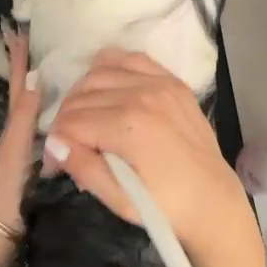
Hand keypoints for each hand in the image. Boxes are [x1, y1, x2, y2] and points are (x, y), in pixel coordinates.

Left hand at [0, 30, 40, 232]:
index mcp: (15, 126)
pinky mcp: (37, 162)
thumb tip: (37, 76)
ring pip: (37, 110)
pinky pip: (48, 128)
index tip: (21, 30)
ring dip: (43, 88)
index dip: (20, 60)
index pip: (20, 86)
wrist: (2, 225)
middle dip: (28, 67)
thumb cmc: (9, 189)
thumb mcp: (17, 148)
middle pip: (25, 93)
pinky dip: (54, 113)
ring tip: (53, 67)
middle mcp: (20, 132)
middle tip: (33, 39)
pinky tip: (64, 114)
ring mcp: (28, 147)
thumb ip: (26, 116)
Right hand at [43, 49, 259, 266]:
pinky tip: (104, 89)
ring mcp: (160, 84)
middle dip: (66, 121)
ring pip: (98, 73)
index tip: (57, 164)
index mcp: (129, 127)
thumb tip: (53, 144)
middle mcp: (142, 95)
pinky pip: (130, 59)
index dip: (56, 144)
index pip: (70, 122)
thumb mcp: (119, 198)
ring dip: (82, 95)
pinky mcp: (172, 82)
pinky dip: (109, 68)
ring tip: (84, 122)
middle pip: (80, 96)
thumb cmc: (165, 207)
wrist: (212, 201)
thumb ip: (84, 168)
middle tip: (68, 147)